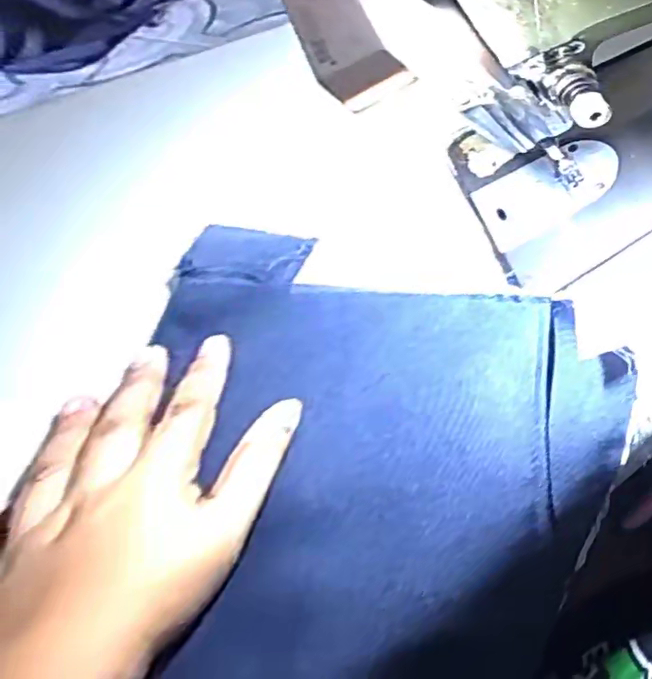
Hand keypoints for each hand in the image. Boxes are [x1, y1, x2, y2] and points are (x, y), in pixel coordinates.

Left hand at [0, 338, 300, 678]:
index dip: (203, 376)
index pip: (188, 414)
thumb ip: (255, 464)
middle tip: (146, 355)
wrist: (63, 663)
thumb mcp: (227, 526)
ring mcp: (46, 521)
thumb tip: (286, 409)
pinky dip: (30, 469)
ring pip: (61, 458)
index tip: (212, 344)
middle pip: (120, 428)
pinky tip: (33, 461)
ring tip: (83, 394)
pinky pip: (18, 499)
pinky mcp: (11, 552)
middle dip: (139, 388)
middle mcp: (98, 488)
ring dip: (76, 422)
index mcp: (155, 479)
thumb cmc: (163, 589)